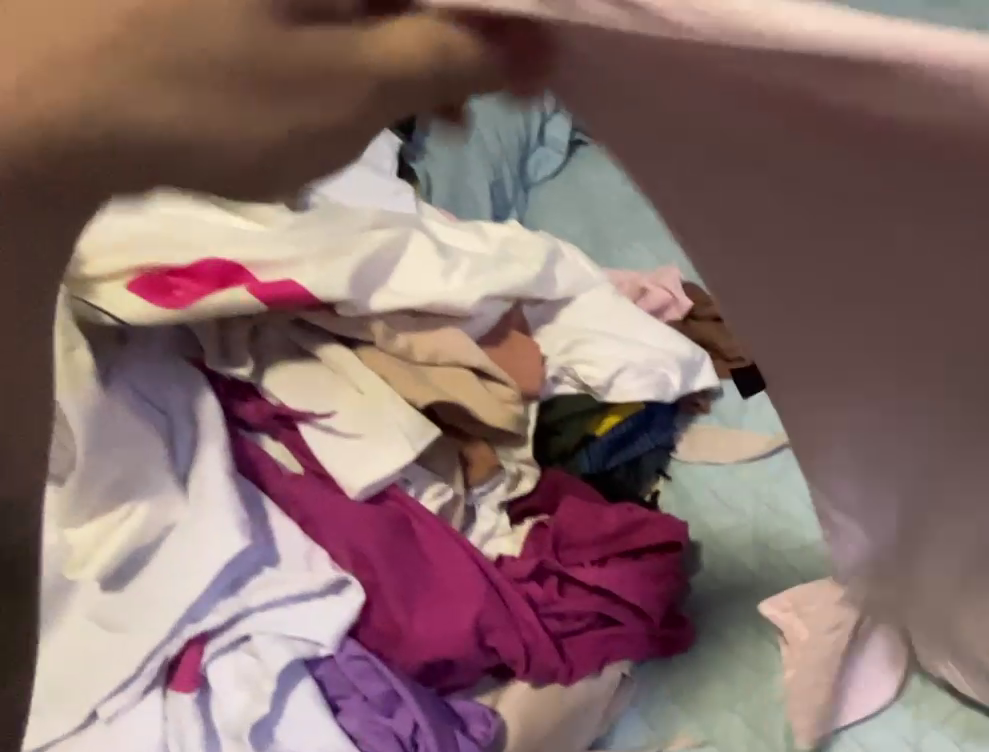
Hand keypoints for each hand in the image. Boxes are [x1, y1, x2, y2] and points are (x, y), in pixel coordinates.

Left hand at [0, 0, 549, 203]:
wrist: (17, 106)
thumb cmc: (196, 94)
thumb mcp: (351, 86)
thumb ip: (453, 57)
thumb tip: (540, 46)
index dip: (498, 17)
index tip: (532, 64)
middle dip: (452, 29)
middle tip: (474, 98)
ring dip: (408, 36)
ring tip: (430, 107)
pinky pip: (320, 1)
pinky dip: (354, 30)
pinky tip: (364, 80)